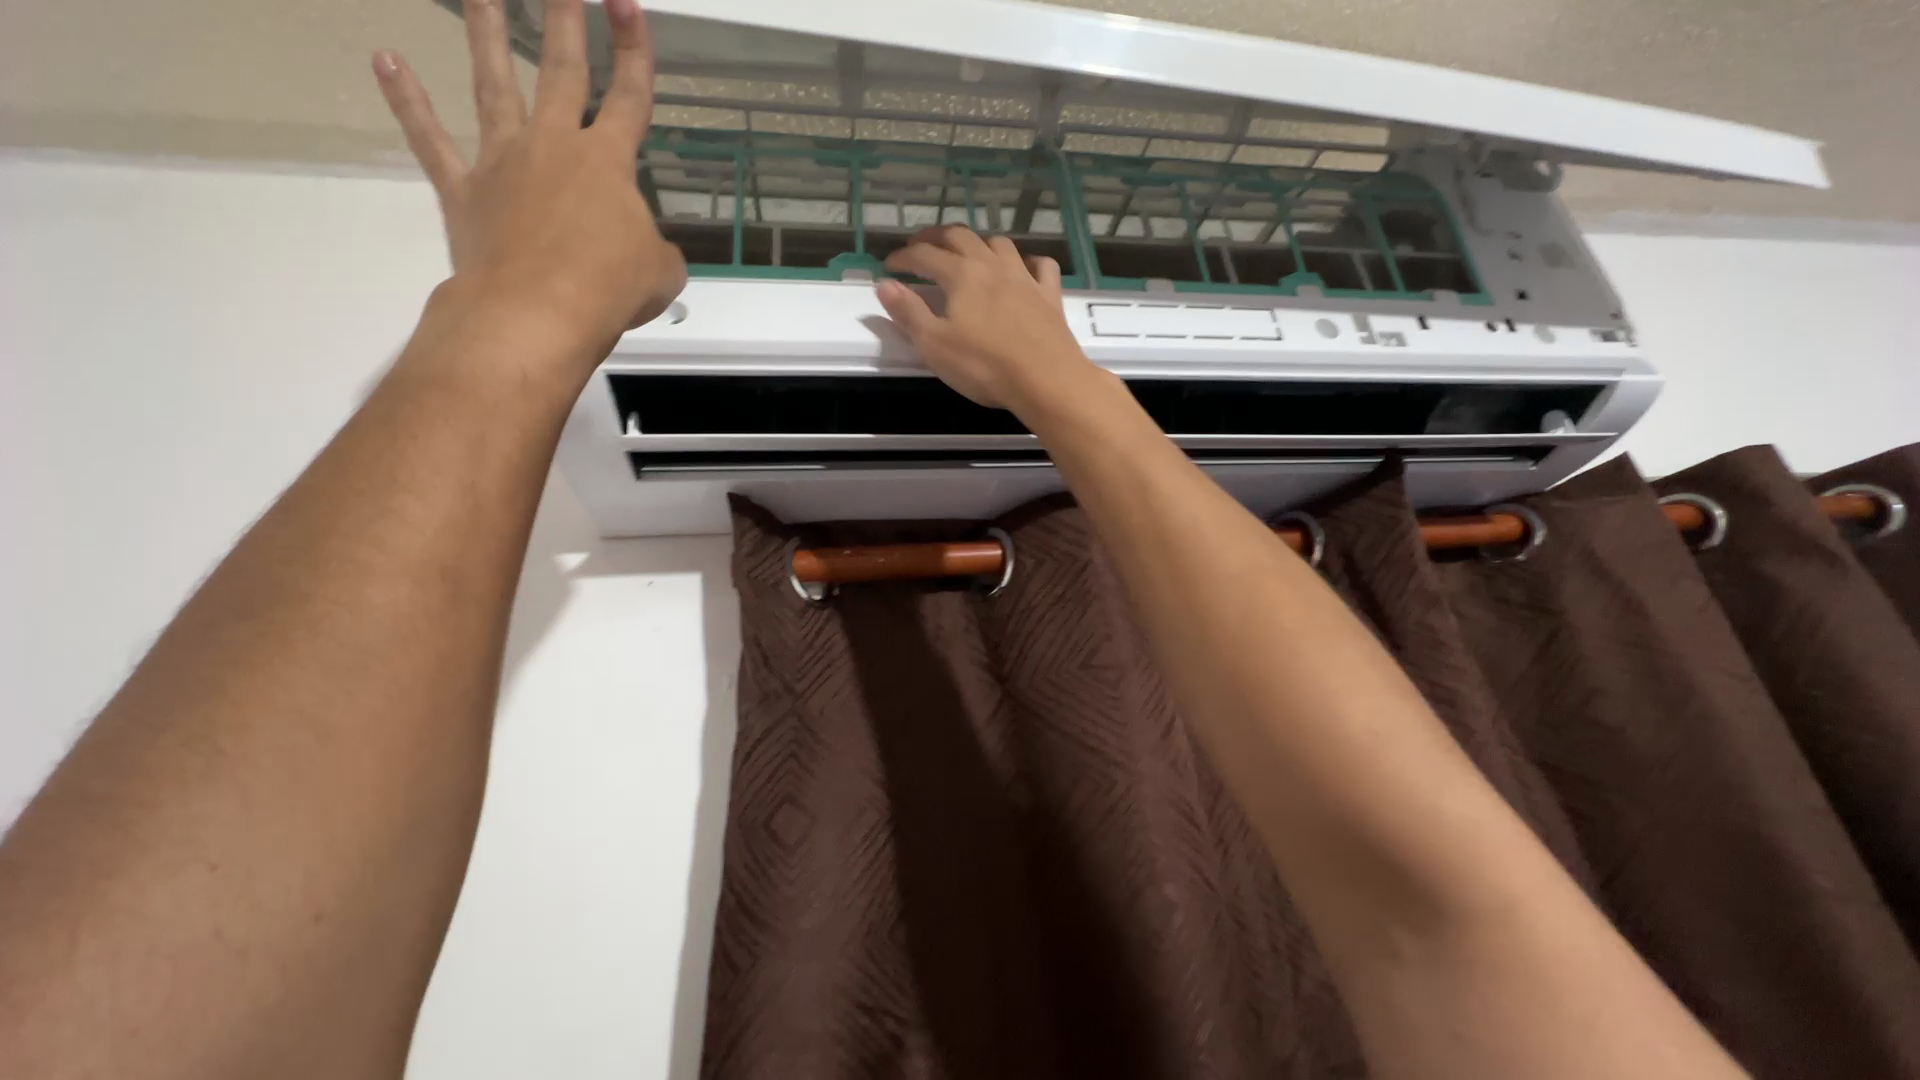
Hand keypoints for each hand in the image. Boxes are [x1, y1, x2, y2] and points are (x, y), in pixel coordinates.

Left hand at [373, 0, 686, 375]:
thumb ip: (657, 250)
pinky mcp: (464, 191)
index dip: (633, 48)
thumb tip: (646, 251)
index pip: (630, 96)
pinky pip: (431, 140)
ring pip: (493, 86)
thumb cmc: (608, 289)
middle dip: (564, 20)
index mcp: (608, 162)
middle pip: (561, 71)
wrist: (537, 313)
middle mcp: (554, 146)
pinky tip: (386, 61)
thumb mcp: (660, 272)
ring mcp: (503, 163)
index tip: (626, 1)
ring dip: (487, 34)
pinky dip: (407, 101)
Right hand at [878, 226, 1104, 415]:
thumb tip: (884, 284)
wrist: (1046, 380)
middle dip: (936, 237)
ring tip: (967, 253)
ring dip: (978, 243)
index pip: (924, 255)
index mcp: (961, 275)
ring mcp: (1025, 278)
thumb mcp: (934, 345)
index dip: (903, 257)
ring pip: (999, 244)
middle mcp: (993, 266)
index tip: (888, 265)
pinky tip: (1023, 269)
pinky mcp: (1049, 296)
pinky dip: (1027, 261)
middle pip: (961, 237)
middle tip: (920, 245)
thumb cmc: (984, 366)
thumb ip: (908, 312)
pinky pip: (1040, 265)